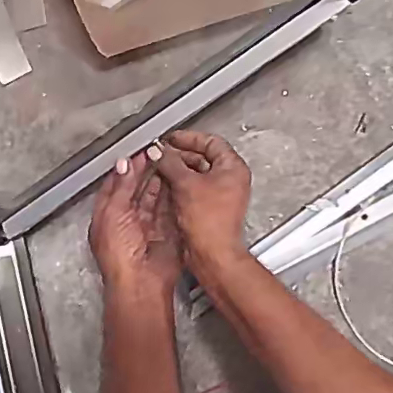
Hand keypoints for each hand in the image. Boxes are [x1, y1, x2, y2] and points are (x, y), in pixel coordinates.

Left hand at [89, 150, 181, 302]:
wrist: (141, 282)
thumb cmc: (119, 254)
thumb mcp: (113, 213)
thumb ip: (120, 187)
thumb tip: (123, 164)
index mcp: (107, 216)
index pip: (115, 186)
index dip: (126, 169)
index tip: (137, 153)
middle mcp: (127, 220)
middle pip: (136, 190)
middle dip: (144, 171)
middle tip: (155, 153)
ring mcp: (147, 226)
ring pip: (154, 197)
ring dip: (159, 180)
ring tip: (167, 162)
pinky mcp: (166, 232)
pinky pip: (170, 209)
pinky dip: (173, 195)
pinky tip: (176, 180)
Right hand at [153, 130, 251, 277]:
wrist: (212, 254)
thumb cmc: (210, 223)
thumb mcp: (185, 184)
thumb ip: (170, 163)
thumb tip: (159, 152)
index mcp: (233, 168)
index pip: (211, 141)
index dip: (189, 138)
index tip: (172, 138)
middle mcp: (230, 180)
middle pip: (203, 157)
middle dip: (180, 155)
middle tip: (162, 153)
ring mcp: (221, 195)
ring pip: (196, 174)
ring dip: (177, 170)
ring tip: (160, 168)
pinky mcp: (210, 208)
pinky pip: (193, 190)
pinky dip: (179, 185)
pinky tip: (164, 185)